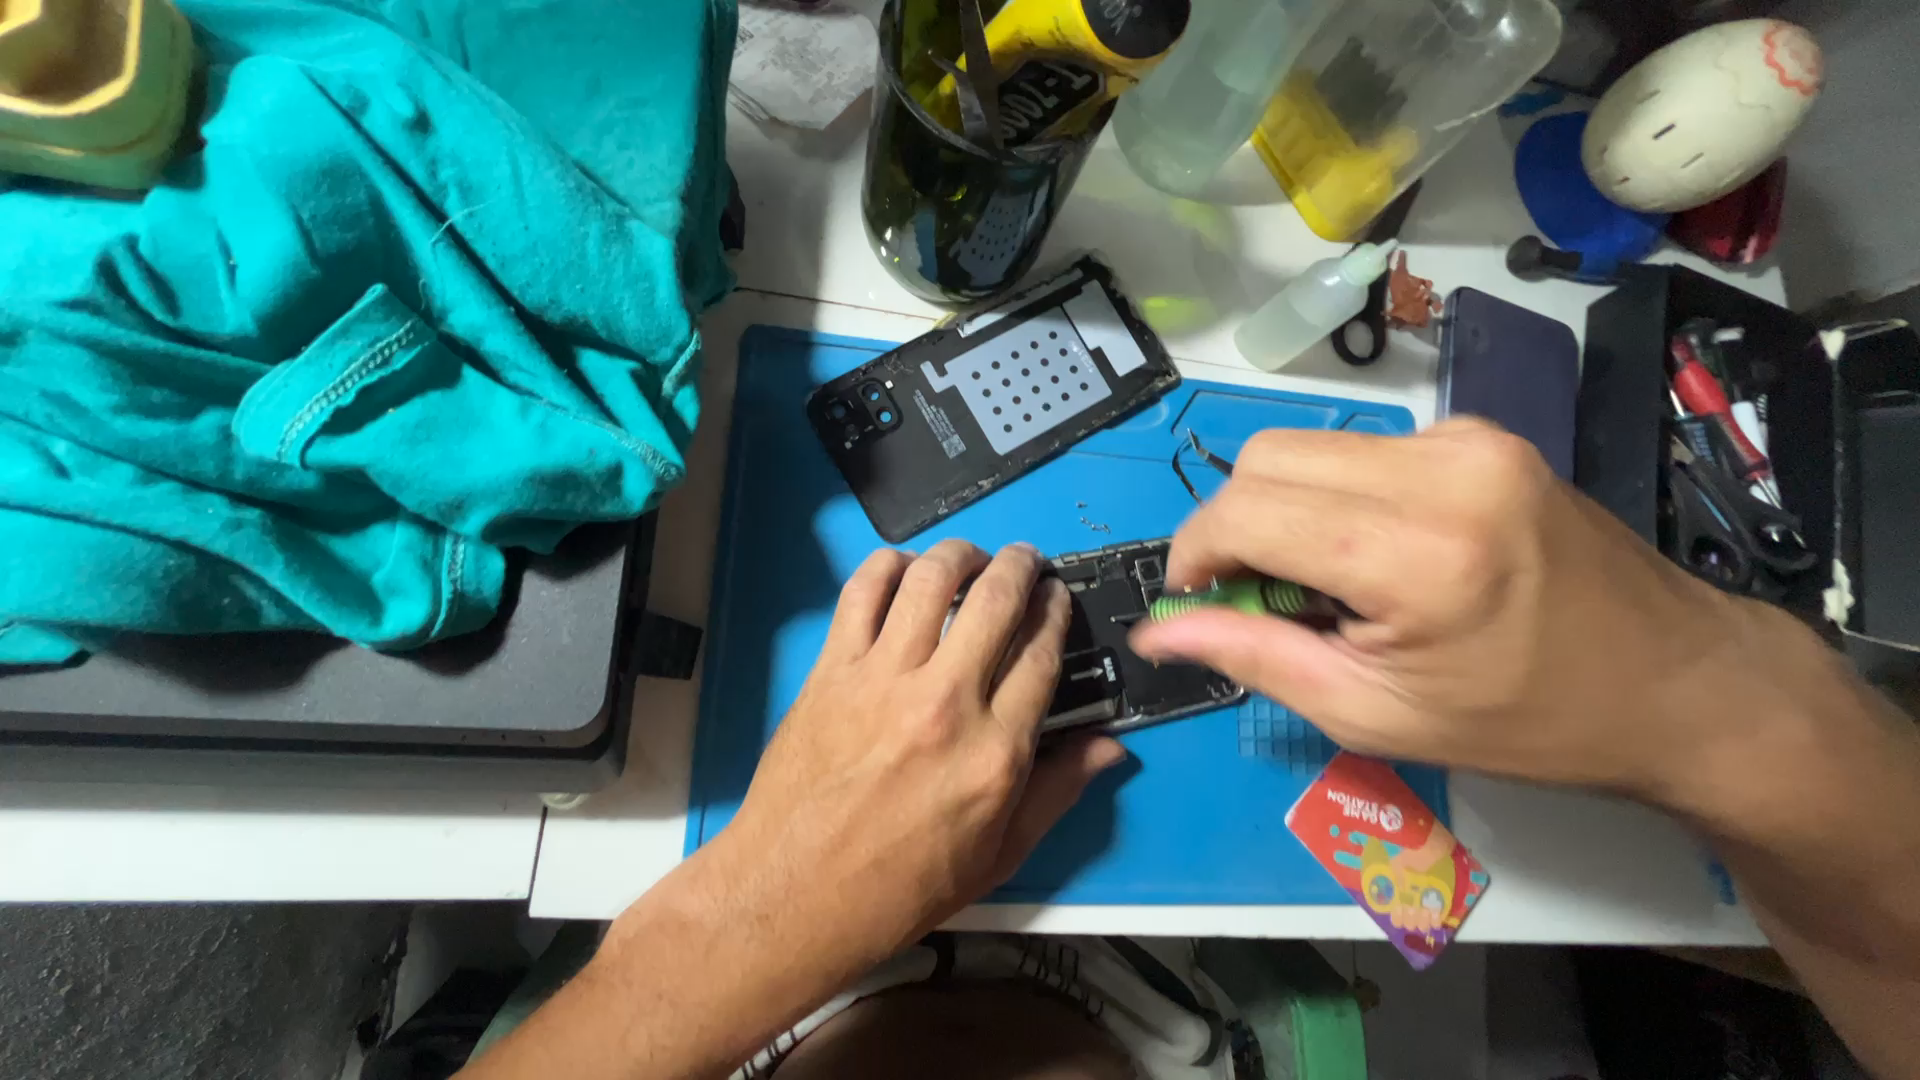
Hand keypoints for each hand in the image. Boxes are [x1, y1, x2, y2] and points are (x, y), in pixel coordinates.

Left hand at [719, 540, 1125, 965]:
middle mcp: (946, 700)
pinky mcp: (832, 669)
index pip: (1042, 652)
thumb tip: (1111, 745)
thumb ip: (1059, 791)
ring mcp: (883, 678)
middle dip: (1022, 565)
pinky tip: (903, 570)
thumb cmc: (904, 884)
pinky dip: (887, 565)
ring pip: (931, 580)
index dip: (1056, 611)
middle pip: (997, 600)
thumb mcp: (999, 854)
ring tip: (971, 557)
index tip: (1057, 596)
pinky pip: (861, 592)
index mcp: (996, 750)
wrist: (796, 894)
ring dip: (961, 553)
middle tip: (1026, 559)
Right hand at [1129, 418, 1779, 798]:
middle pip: (1263, 459)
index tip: (1195, 599)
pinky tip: (1369, 551)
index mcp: (1415, 552)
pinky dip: (1329, 496)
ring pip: (1302, 447)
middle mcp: (1438, 469)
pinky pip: (1354, 450)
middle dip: (1231, 526)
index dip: (1195, 552)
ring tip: (1318, 579)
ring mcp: (1464, 440)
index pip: (1245, 510)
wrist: (1684, 685)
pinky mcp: (1476, 434)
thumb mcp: (1371, 712)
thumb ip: (1252, 656)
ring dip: (1277, 509)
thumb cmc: (1524, 722)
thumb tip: (1155, 631)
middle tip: (1255, 594)